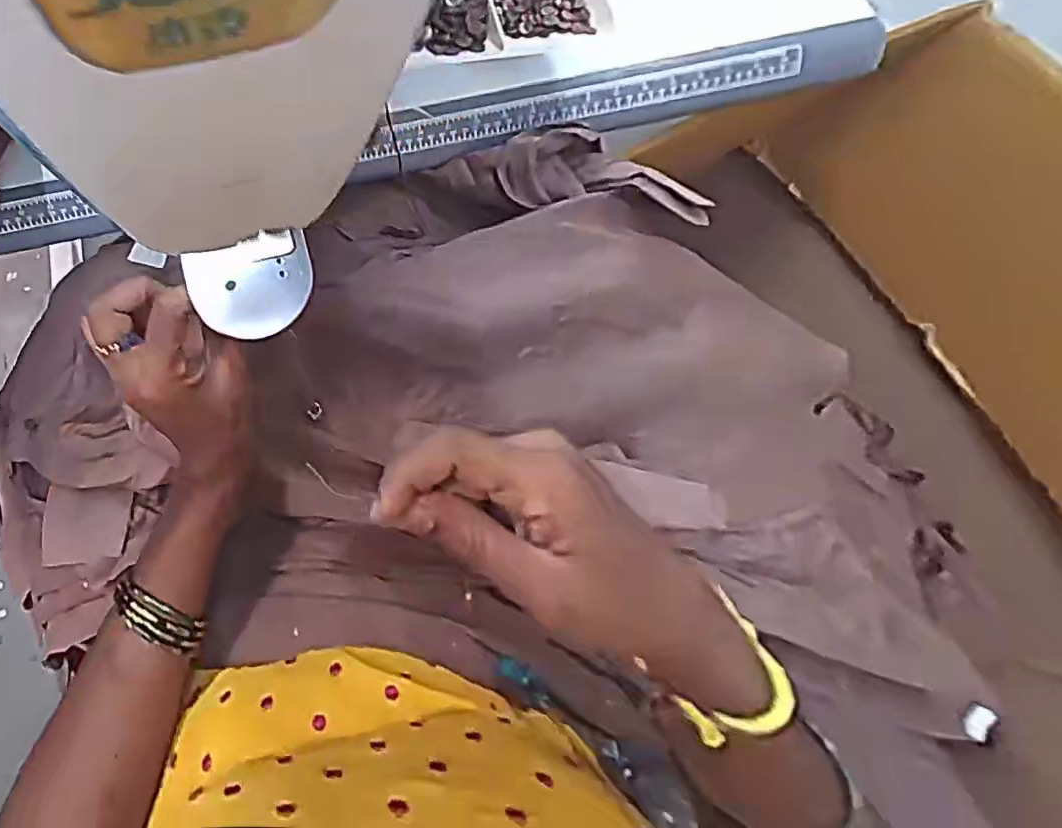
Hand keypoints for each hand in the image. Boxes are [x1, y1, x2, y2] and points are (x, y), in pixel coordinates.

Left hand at [82, 277, 251, 485]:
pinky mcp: (121, 375)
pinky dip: (128, 317)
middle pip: (104, 309)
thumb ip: (217, 326)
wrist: (210, 459)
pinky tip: (158, 320)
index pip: (162, 309)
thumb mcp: (231, 369)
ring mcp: (119, 375)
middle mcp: (127, 372)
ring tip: (164, 305)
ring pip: (100, 318)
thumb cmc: (226, 422)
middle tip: (168, 294)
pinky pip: (109, 333)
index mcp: (156, 372)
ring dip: (130, 302)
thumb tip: (211, 291)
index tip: (204, 293)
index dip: (186, 292)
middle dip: (137, 290)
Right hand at [373, 427, 770, 714]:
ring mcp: (543, 451)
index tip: (381, 515)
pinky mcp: (544, 466)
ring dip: (434, 489)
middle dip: (415, 482)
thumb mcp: (534, 585)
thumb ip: (466, 536)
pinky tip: (454, 522)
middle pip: (454, 447)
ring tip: (418, 529)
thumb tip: (404, 507)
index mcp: (540, 469)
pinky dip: (458, 492)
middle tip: (394, 526)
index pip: (451, 447)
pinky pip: (484, 468)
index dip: (406, 474)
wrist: (680, 618)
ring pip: (464, 456)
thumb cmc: (613, 610)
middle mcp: (538, 444)